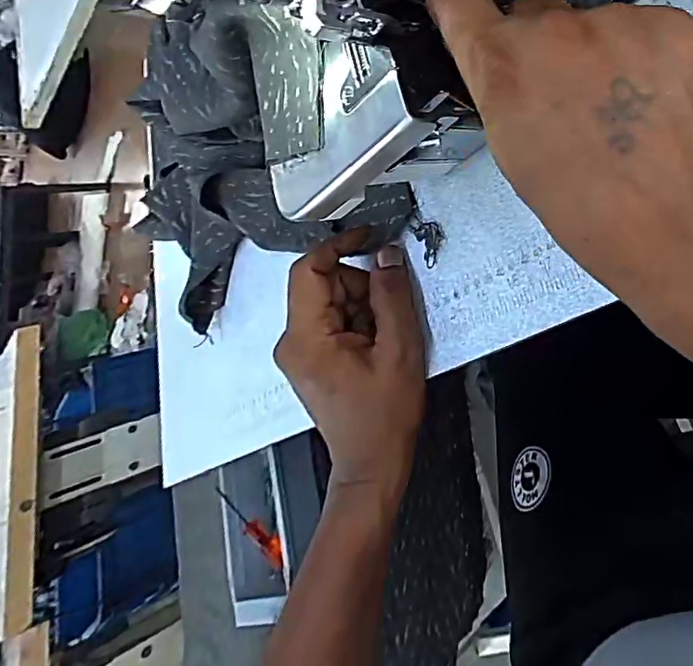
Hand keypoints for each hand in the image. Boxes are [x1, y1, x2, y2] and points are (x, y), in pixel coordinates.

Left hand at [276, 228, 426, 497]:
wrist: (372, 459)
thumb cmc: (384, 413)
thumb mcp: (400, 346)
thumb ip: (393, 295)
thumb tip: (388, 255)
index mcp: (305, 337)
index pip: (308, 271)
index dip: (338, 244)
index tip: (368, 235)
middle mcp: (293, 341)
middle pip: (325, 284)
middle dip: (363, 285)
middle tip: (393, 311)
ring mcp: (300, 350)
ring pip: (334, 300)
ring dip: (366, 305)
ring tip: (388, 337)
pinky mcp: (312, 356)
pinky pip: (337, 318)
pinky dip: (362, 320)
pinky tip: (380, 343)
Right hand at [426, 0, 692, 367]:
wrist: (686, 227)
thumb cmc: (604, 217)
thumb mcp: (520, 158)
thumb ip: (508, 96)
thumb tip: (513, 75)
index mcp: (504, 68)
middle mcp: (557, 34)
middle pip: (542, 16)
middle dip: (555, 50)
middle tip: (582, 99)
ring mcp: (619, 25)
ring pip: (602, 25)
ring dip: (612, 56)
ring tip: (631, 115)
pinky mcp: (674, 28)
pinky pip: (652, 30)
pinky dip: (656, 58)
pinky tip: (661, 103)